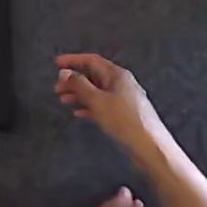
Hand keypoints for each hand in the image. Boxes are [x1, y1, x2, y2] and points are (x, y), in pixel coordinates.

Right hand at [55, 53, 174, 152]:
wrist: (150, 146)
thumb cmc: (123, 119)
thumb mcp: (97, 100)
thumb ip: (79, 84)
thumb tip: (65, 72)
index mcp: (116, 75)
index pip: (91, 60)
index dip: (72, 60)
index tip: (56, 63)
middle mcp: (121, 83)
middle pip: (93, 76)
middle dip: (73, 80)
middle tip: (56, 88)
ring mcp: (123, 98)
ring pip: (96, 91)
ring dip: (78, 94)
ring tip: (63, 101)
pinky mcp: (124, 113)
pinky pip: (102, 104)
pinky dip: (89, 106)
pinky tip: (79, 113)